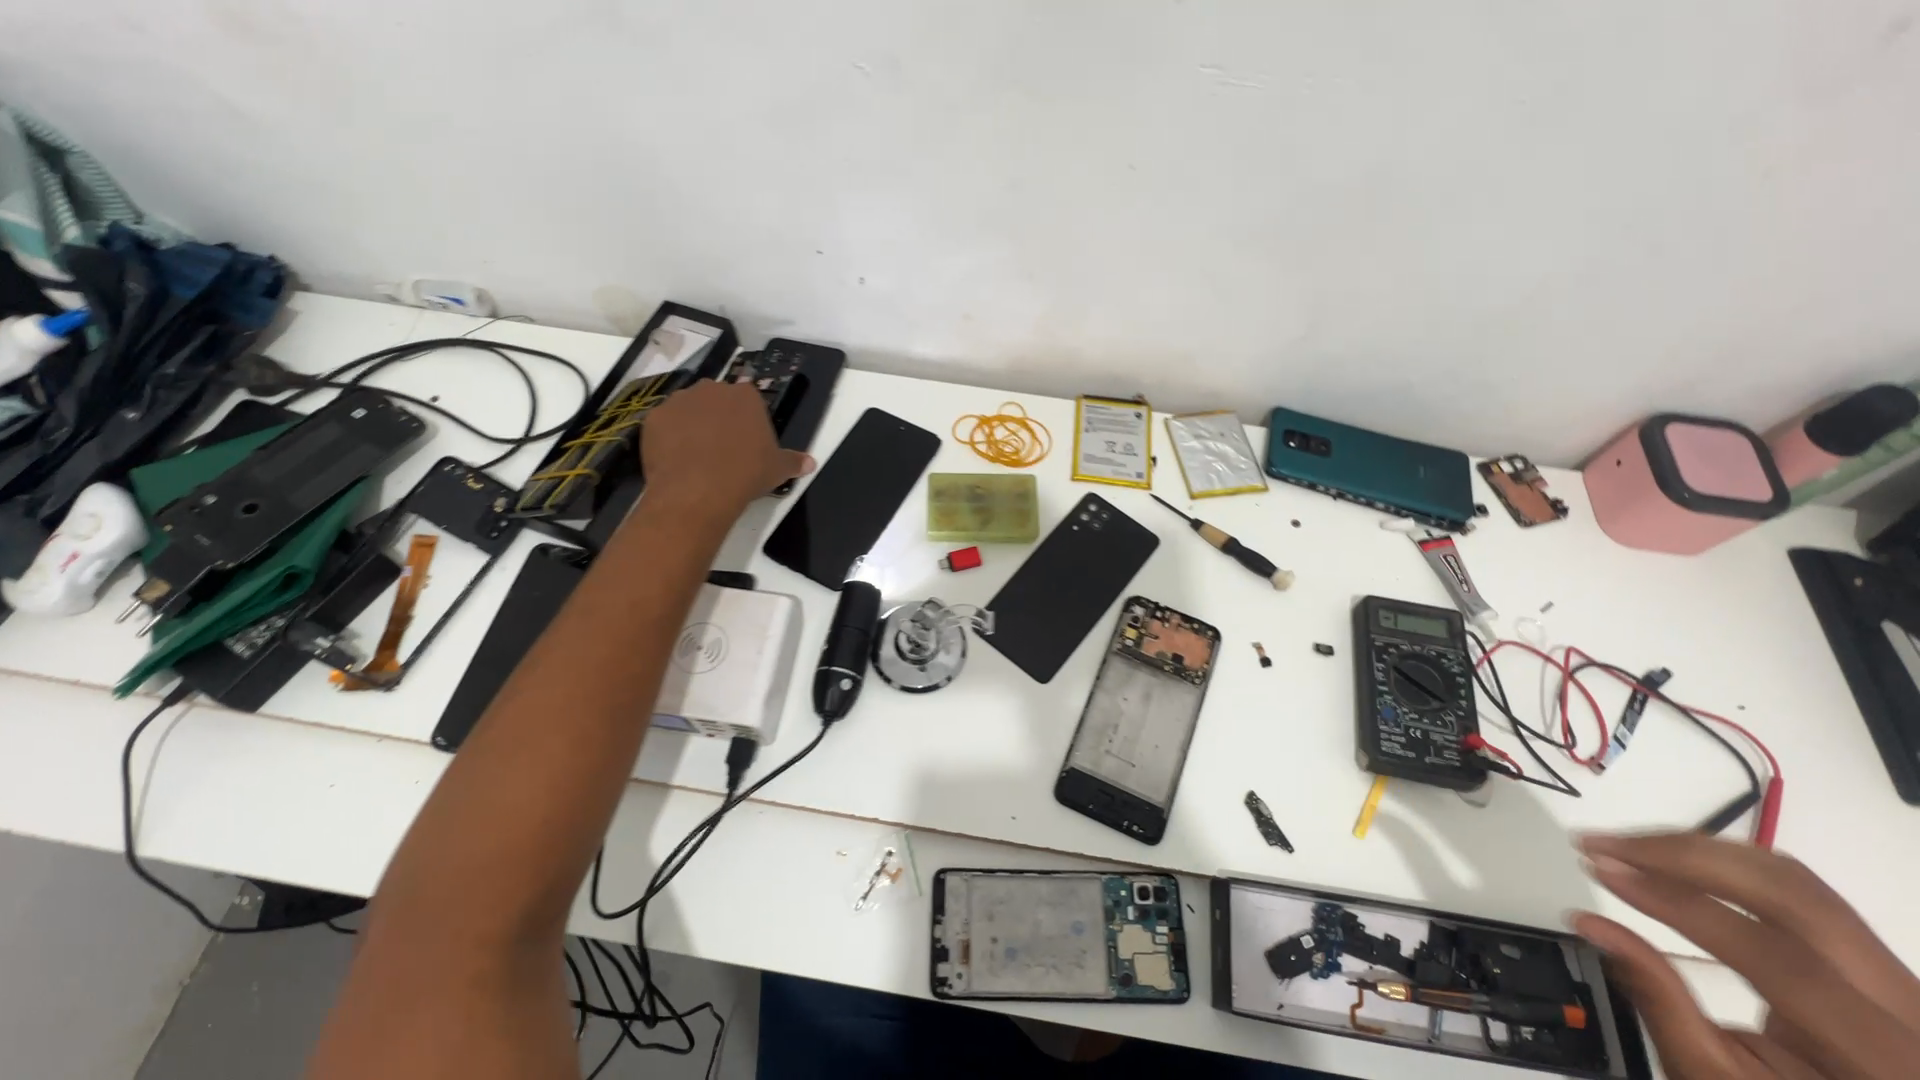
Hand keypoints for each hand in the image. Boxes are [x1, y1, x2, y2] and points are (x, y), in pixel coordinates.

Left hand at [639, 379, 812, 520]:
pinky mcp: (654, 417)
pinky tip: (676, 460)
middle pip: (716, 400)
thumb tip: (812, 463)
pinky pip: (664, 425)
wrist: (698, 490)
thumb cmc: (746, 473)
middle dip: (718, 418)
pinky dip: (668, 438)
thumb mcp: (777, 469)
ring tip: (696, 456)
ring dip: (691, 425)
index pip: (748, 399)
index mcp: (745, 395)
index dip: (746, 421)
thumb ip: (794, 461)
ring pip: (688, 410)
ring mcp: (679, 401)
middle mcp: (711, 389)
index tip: (746, 442)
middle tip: (722, 448)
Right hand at [1574, 832, 1919, 1078]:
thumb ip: (1660, 1001)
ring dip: (1695, 850)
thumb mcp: (1716, 1076)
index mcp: (1882, 1054)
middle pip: (1792, 896)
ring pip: (1792, 877)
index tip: (1604, 872)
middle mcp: (1905, 1000)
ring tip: (1624, 845)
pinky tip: (1668, 860)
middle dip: (1684, 857)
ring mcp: (1891, 969)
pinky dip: (1721, 861)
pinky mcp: (1862, 948)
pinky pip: (1794, 886)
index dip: (1682, 906)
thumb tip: (1593, 925)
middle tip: (1603, 844)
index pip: (1778, 958)